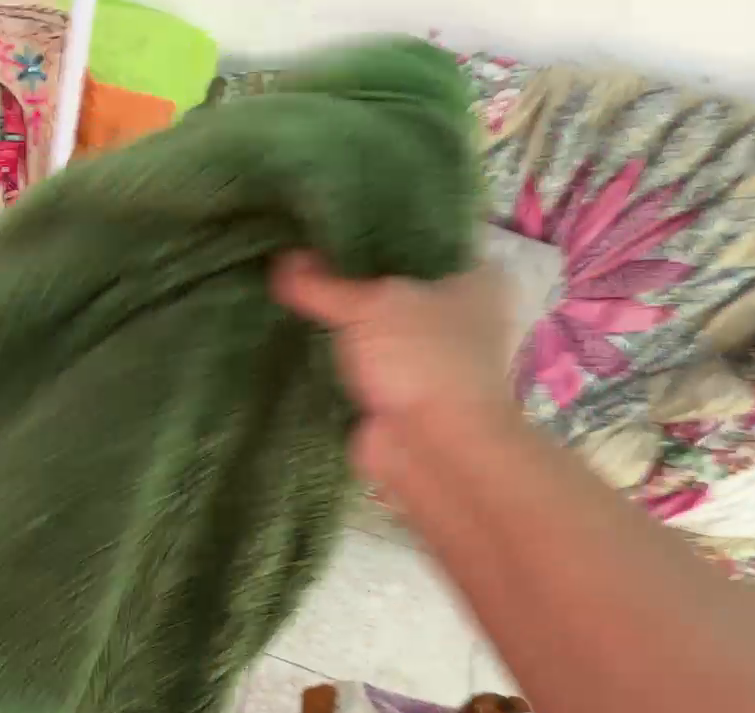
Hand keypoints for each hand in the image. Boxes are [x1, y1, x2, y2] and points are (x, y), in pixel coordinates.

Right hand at [271, 254, 522, 473]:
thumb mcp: (368, 305)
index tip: (328, 222)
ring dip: (338, 324)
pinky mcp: (397, 393)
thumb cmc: (420, 359)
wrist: (430, 448)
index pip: (421, 237)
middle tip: (297, 257)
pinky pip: (358, 366)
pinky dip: (333, 360)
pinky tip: (296, 343)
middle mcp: (456, 313)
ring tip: (288, 298)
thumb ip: (322, 284)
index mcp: (474, 276)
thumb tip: (280, 261)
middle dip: (349, 278)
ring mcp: (427, 357)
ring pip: (373, 328)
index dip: (375, 229)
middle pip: (392, 283)